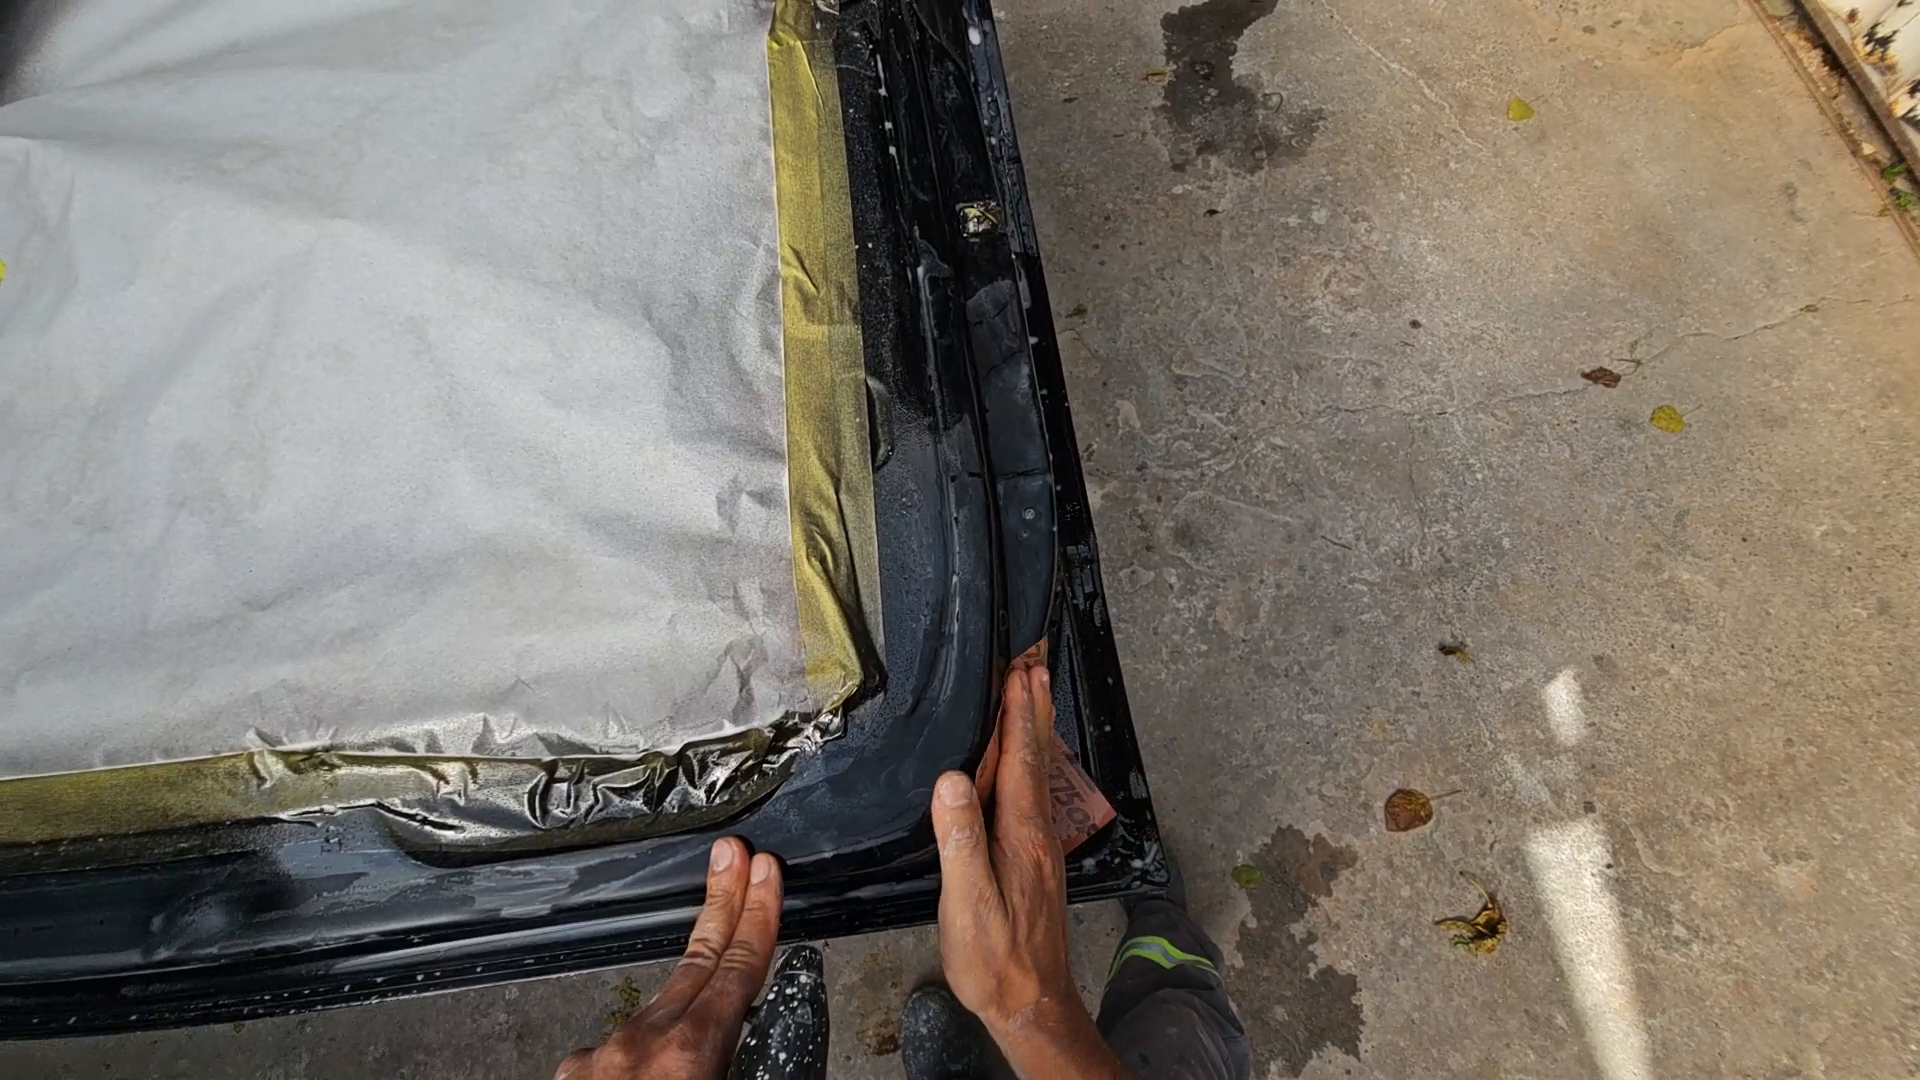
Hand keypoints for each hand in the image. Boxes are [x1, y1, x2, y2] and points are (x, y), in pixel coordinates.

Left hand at [555, 838, 782, 1079]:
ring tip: (707, 990)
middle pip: (697, 959)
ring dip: (687, 995)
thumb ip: (737, 1055)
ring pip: (657, 1013)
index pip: (737, 966)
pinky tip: (649, 1067)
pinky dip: (641, 1051)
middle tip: (733, 852)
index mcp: (688, 1056)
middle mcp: (640, 1046)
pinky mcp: (572, 1077)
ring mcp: (599, 1060)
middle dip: (722, 900)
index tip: (765, 868)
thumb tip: (751, 1027)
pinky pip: (617, 1051)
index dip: (758, 913)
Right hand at [932, 650, 1129, 1078]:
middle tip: (1035, 662)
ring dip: (1037, 725)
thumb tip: (951, 780)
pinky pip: (1036, 787)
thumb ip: (961, 840)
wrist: (1031, 1000)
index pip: (1019, 758)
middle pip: (1037, 754)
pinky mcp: (1036, 853)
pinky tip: (1028, 755)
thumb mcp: (968, 902)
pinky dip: (1033, 756)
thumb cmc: (994, 956)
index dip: (1018, 713)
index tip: (1019, 671)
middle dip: (1035, 705)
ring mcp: (1041, 840)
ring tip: (1037, 692)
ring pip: (1040, 768)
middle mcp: (1037, 827)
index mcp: (1020, 830)